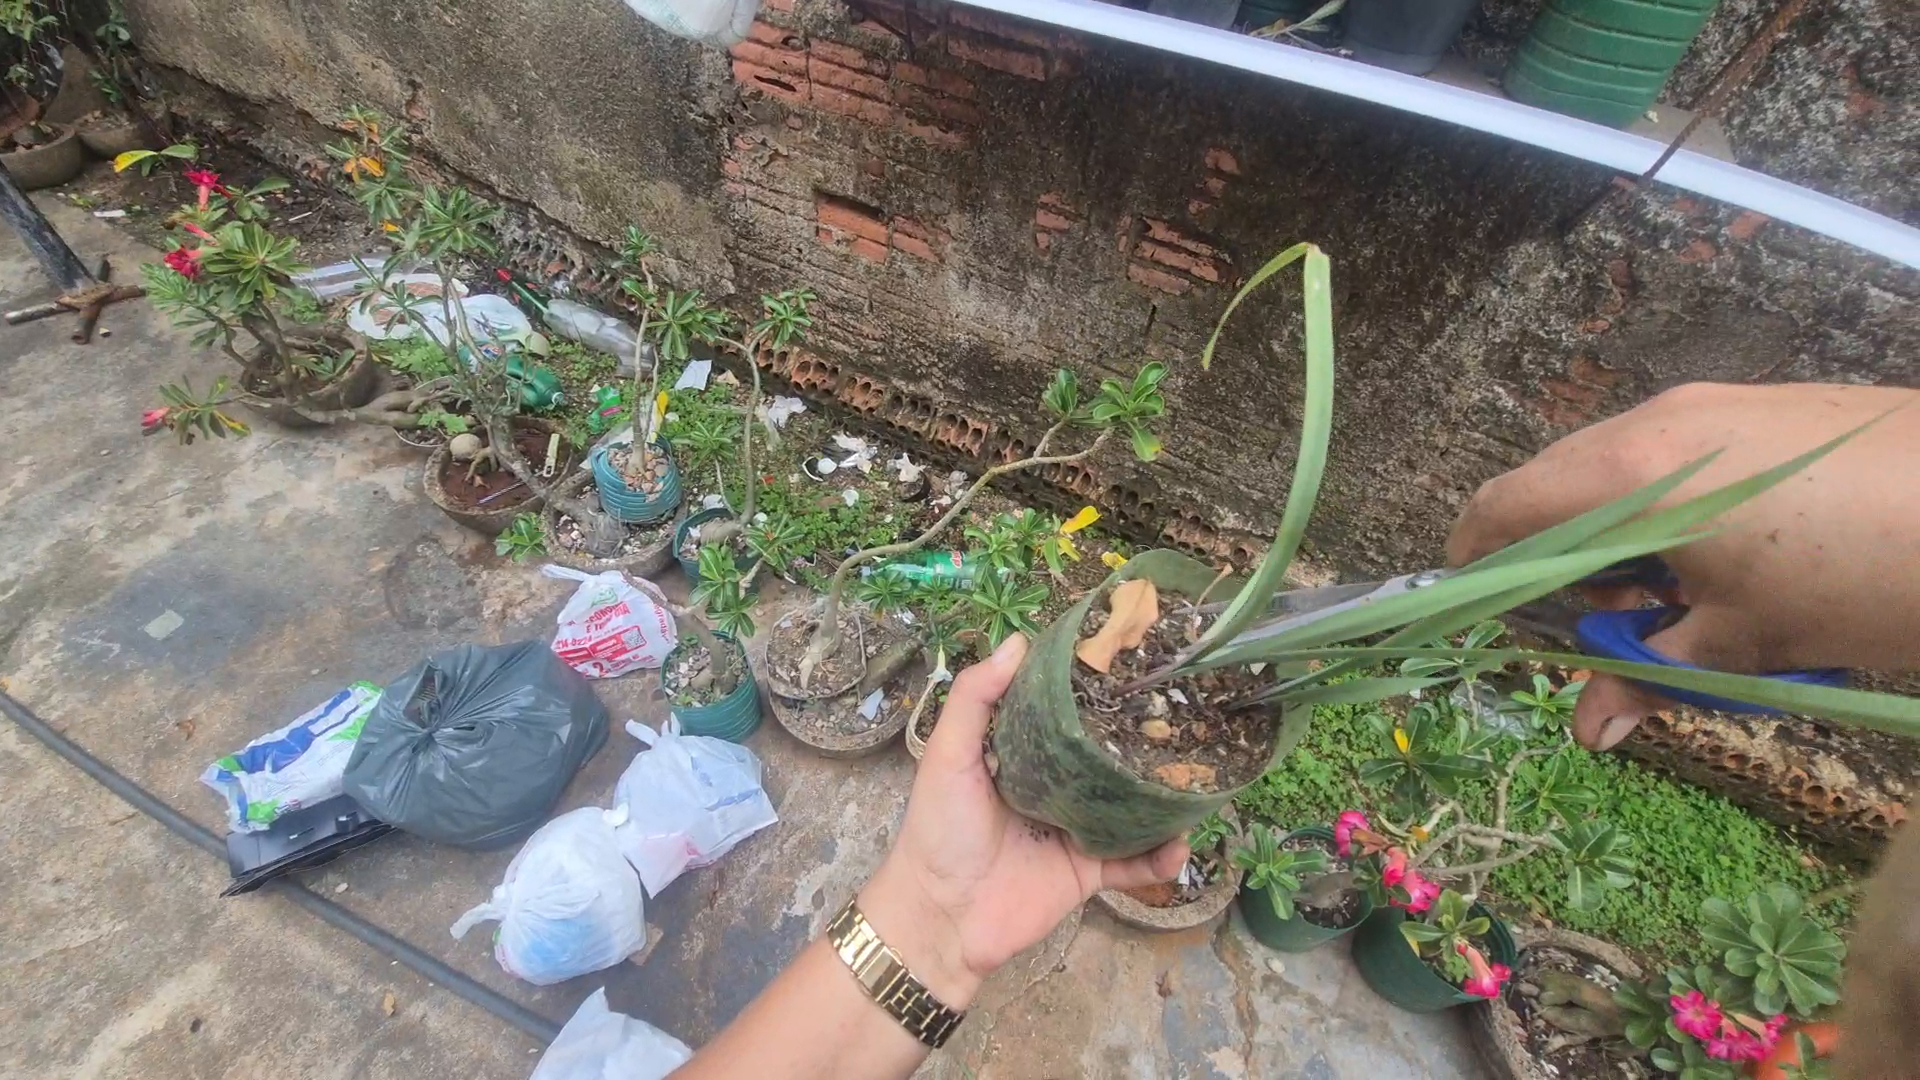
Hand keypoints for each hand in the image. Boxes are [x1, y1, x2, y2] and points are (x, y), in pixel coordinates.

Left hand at [859, 634, 1188, 1007]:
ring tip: (1196, 775)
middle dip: (1137, 739)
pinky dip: (1161, 858)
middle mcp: (1053, 785)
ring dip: (1160, 796)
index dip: (1090, 687)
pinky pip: (1134, 863)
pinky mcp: (1088, 872)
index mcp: (1022, 753)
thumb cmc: (938, 826)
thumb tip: (1019, 642)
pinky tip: (1181, 844)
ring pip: (1129, 806)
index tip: (1126, 661)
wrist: (943, 917)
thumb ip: (975, 698)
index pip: (1063, 711)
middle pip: (1103, 756)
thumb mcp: (948, 753)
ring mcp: (1074, 829)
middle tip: (1178, 712)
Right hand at [1447, 382, 1919, 750]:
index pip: (1497, 507)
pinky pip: (1652, 448)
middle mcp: (1644, 426)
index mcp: (1625, 478)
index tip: (1480, 602)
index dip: (1470, 556)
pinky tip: (1711, 538)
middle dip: (1540, 549)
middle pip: (1539, 484)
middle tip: (1589, 610)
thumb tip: (1593, 738)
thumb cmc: (1879, 576)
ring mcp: (1700, 404)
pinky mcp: (1749, 399)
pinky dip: (1643, 496)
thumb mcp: (1753, 641)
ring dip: (1594, 524)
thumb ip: (1647, 678)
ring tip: (1662, 579)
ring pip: (1596, 465)